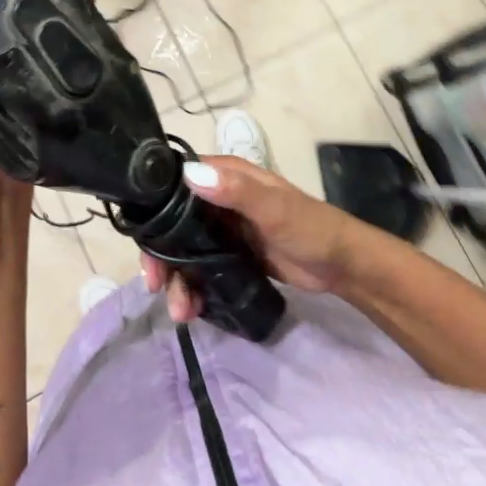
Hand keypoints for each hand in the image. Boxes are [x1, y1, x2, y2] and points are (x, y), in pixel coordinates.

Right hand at [142, 155, 361, 321]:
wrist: (342, 266)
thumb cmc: (310, 228)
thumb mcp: (275, 209)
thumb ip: (237, 191)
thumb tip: (191, 174)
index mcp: (228, 176)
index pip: (177, 181)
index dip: (155, 206)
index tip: (142, 236)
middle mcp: (221, 198)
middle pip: (174, 222)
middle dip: (162, 254)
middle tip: (154, 285)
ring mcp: (226, 228)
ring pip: (186, 250)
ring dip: (178, 279)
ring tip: (180, 311)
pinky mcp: (233, 254)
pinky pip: (202, 269)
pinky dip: (193, 288)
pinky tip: (193, 310)